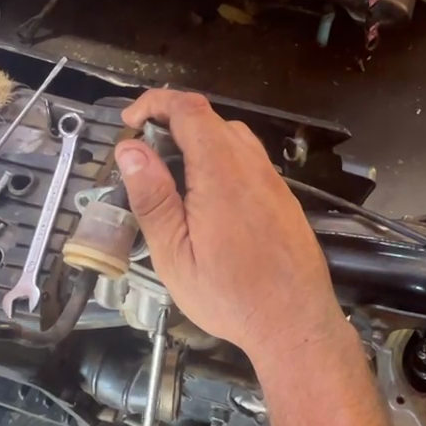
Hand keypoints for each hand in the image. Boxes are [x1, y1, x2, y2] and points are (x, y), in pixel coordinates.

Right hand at [117, 89, 349, 359]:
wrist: (296, 322)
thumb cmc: (231, 295)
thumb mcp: (175, 254)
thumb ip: (153, 197)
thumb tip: (131, 149)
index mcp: (222, 172)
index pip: (189, 109)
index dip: (155, 103)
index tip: (130, 123)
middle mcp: (253, 167)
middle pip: (213, 120)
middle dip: (173, 124)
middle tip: (145, 158)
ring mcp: (274, 183)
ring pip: (235, 140)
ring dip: (200, 145)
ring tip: (173, 179)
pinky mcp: (285, 200)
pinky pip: (251, 165)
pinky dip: (223, 164)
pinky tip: (209, 201)